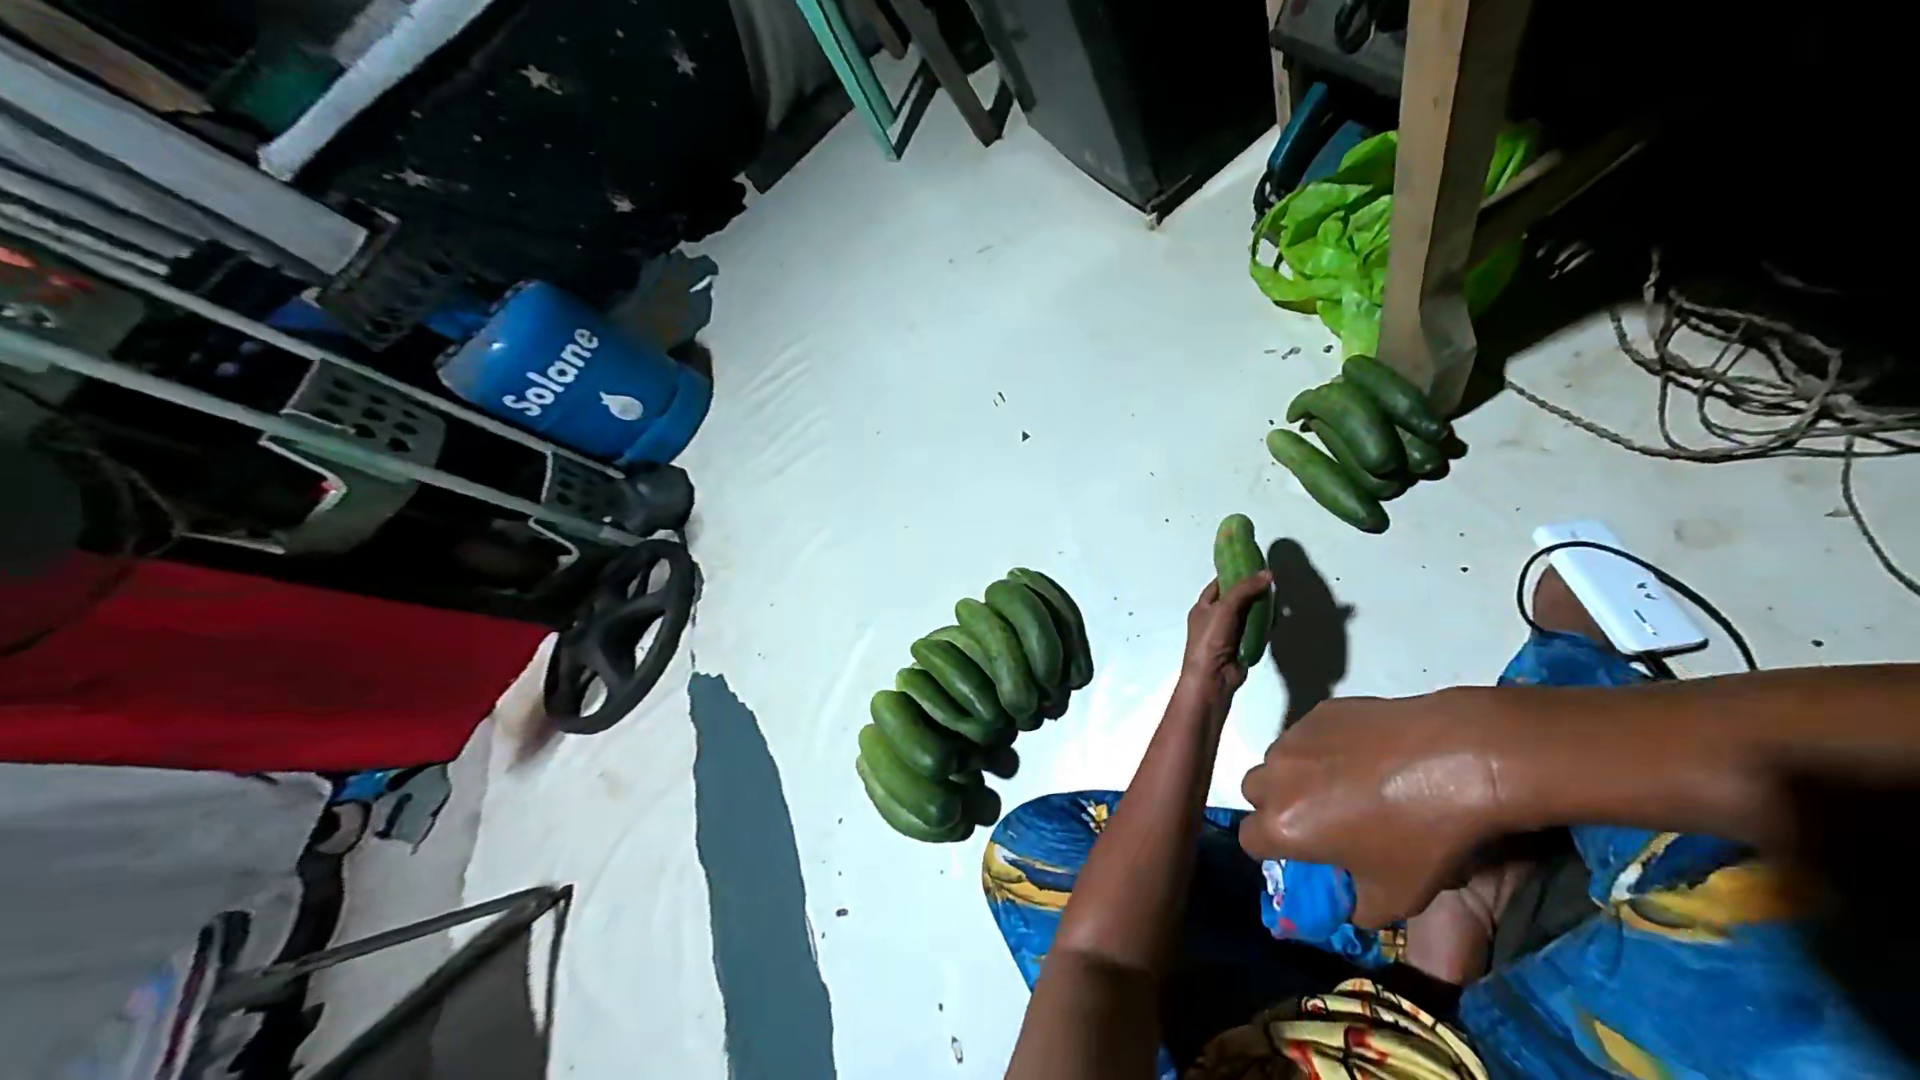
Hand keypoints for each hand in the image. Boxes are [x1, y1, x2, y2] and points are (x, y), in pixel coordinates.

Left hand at [1179, 570, 1272, 700]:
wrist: (1214, 677)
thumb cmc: (1211, 639)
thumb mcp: (1225, 609)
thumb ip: (1244, 590)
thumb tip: (1267, 573)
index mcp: (1203, 607)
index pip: (1219, 584)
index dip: (1234, 573)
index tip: (1254, 564)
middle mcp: (1215, 617)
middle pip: (1236, 598)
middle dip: (1252, 589)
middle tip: (1271, 579)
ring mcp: (1230, 632)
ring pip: (1249, 613)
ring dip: (1261, 606)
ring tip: (1278, 595)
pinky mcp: (1243, 644)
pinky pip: (1257, 629)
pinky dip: (1266, 623)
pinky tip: (1278, 616)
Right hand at [1236, 689, 1518, 927]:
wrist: (1457, 760)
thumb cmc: (1423, 835)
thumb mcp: (1398, 897)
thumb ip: (1359, 907)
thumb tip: (1350, 901)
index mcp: (1283, 825)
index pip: (1249, 840)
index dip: (1272, 850)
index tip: (1302, 854)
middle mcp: (1276, 777)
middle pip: (1255, 793)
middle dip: (1276, 805)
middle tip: (1320, 817)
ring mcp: (1295, 738)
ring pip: (1280, 760)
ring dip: (1298, 774)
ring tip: (1348, 783)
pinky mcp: (1320, 712)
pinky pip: (1309, 735)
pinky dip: (1326, 748)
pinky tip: (1369, 755)